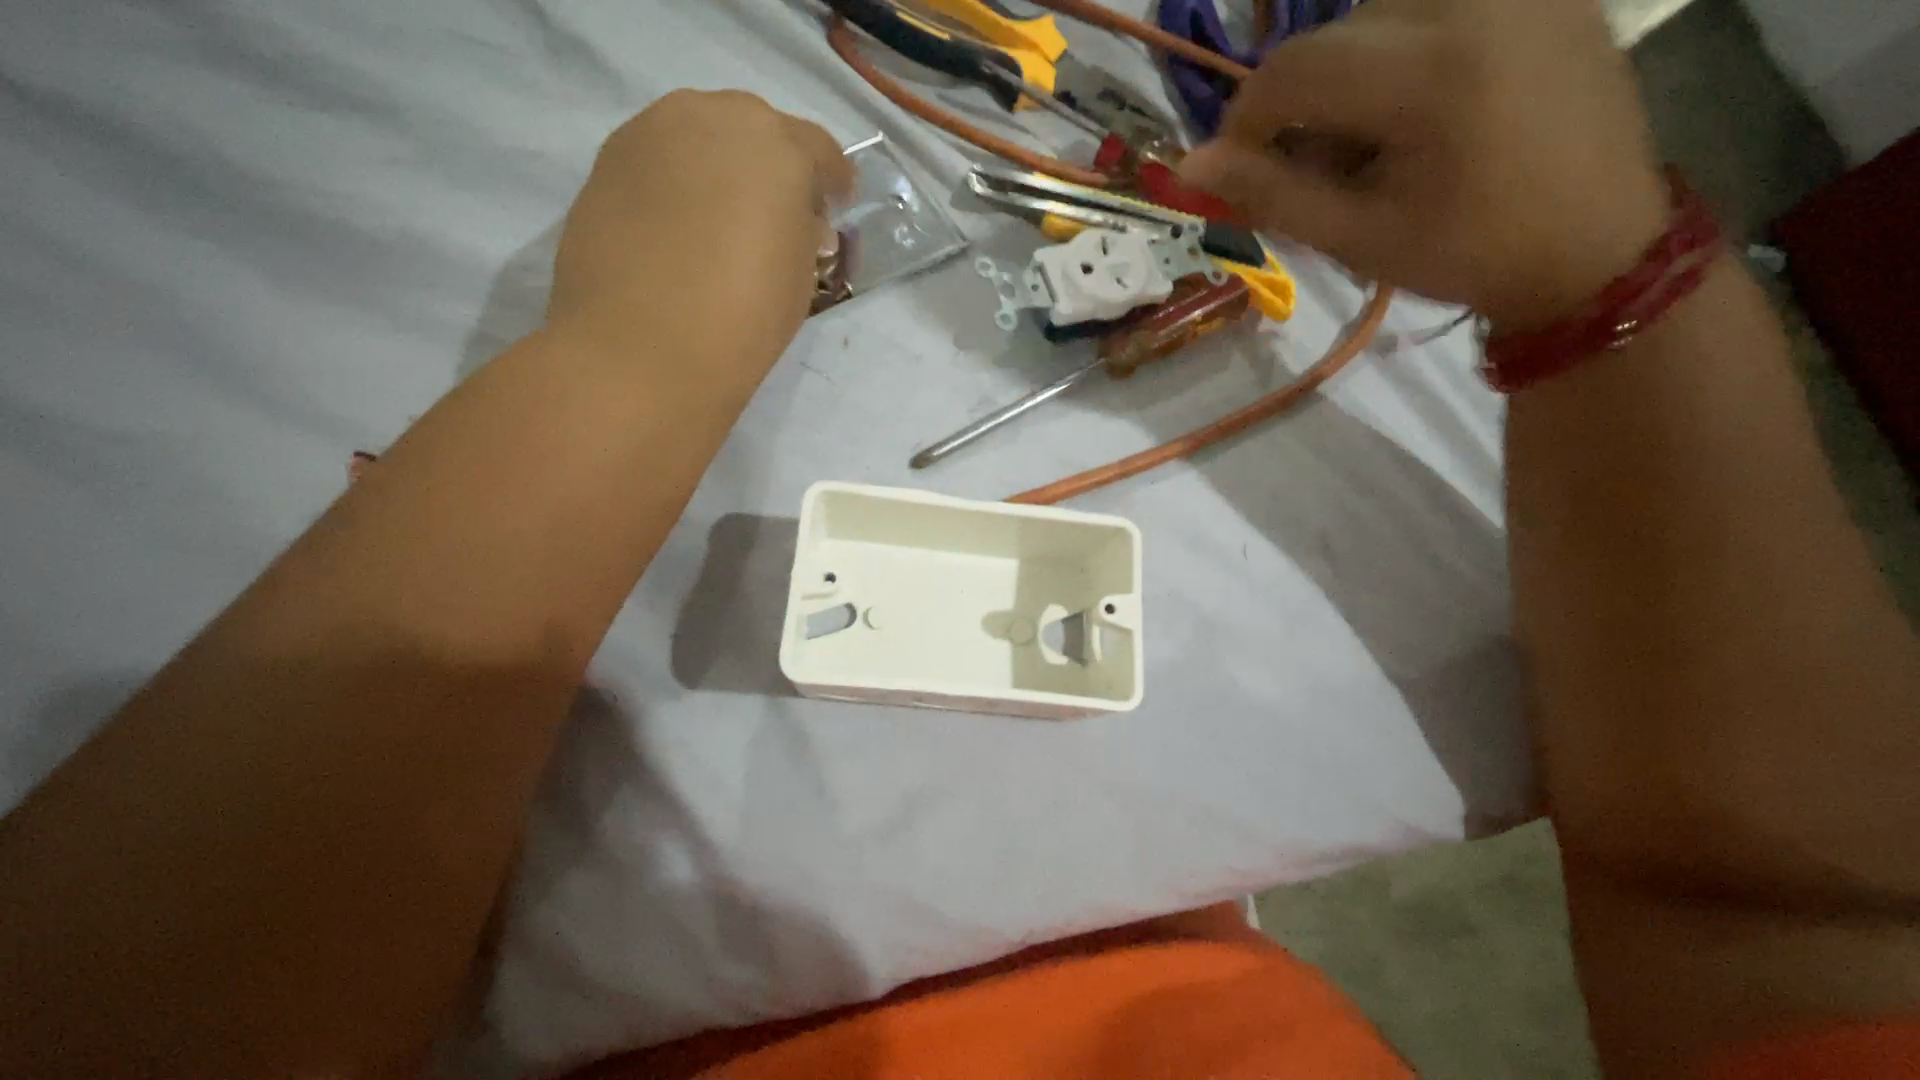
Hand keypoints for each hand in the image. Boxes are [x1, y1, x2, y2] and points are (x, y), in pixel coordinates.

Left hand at [547, 90, 853, 365]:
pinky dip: (675, 183)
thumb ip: (804, 232)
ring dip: (718, 169)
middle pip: (755, 131)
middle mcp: (714, 118)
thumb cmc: (741, 317)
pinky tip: (677, 229)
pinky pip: (659, 160)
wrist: (640, 347)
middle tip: (774, 215)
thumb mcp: (800, 276)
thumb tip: (796, 221)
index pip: (819, 151)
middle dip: (770, 168)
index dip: (831, 183)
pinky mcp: (608, 159)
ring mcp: (653, 132)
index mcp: (778, 146)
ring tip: (721, 220)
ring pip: (701, 137)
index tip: (834, 210)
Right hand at [1181, 0, 1668, 330]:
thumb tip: (1190, 165)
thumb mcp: (1360, 238)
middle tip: (1325, 171)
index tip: (1242, 168)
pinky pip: (1434, 8)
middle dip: (1307, 104)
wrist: (1602, 246)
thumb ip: (1272, 195)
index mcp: (1432, 76)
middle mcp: (1475, 2)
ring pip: (1379, 16)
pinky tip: (1425, 108)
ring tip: (1380, 141)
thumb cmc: (1473, 255)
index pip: (1293, 69)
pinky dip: (1405, 52)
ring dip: (1353, 76)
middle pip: (1334, 37)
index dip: (1247, 120)